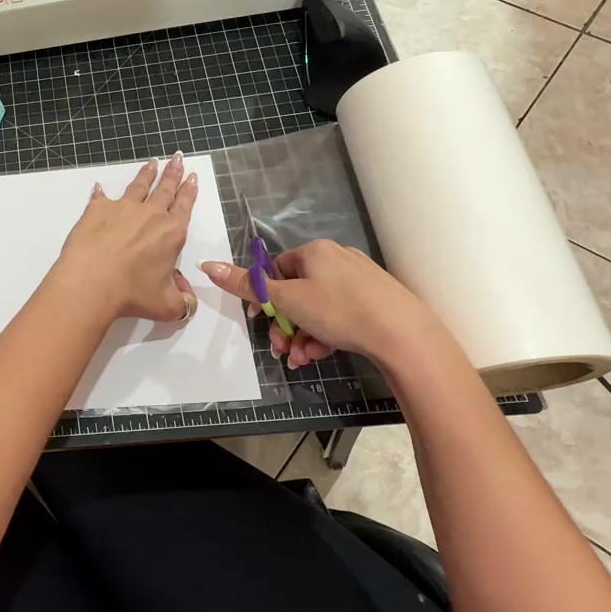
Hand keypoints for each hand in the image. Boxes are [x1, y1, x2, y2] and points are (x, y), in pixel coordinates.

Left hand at [50, 152, 198, 322]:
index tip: (192, 177)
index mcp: (172, 234)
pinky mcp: (97, 209)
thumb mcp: (167, 306)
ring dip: (147, 173)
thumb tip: (186, 297)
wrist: (91, 282)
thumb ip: (182, 302)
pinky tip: (100, 186)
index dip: (189, 191)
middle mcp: (150, 215)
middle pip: (165, 189)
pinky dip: (101, 191)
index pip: (184, 206)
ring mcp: (123, 208)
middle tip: (177, 158)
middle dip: (173, 173)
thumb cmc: (132, 294)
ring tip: (152, 162)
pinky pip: (101, 196)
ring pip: (139, 186)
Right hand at [198, 239, 443, 368]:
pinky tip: (319, 356)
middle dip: (283, 324)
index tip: (258, 321)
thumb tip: (207, 264)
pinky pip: (339, 317)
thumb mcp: (285, 299)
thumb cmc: (338, 310)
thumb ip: (246, 285)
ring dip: (301, 335)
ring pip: (317, 309)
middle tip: (281, 348)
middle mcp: (337, 259)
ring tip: (300, 359)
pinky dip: (325, 336)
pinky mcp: (377, 303)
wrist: (404, 335)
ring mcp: (360, 282)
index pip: (276, 269)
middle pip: (296, 292)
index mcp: (315, 252)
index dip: (263, 297)